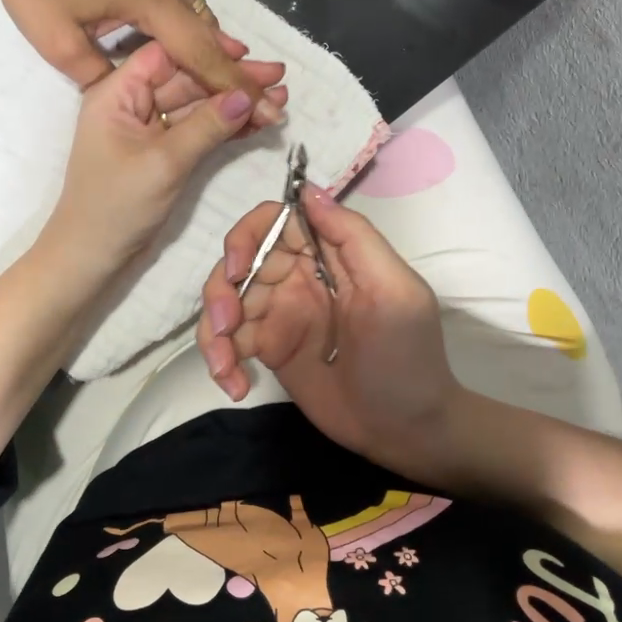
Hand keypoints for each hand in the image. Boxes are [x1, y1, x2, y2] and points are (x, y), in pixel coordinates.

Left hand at [0, 0, 280, 126]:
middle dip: (238, 71)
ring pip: (201, 20)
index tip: (261, 109)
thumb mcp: (58, 43)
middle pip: (211, 35)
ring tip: (245, 83)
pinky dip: (200, 35)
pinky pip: (186, 9)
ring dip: (220, 52)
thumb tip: (128, 94)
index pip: (199, 52)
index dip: (229, 85)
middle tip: (269, 99)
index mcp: (150, 1)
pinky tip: (204, 53)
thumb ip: (100, 76)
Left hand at [39, 37, 288, 278]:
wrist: (92, 256)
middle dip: (232, 80)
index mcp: (116, 92)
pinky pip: (198, 127)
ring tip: (281, 100)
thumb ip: (206, 125)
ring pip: (198, 103)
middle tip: (279, 76)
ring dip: (237, 103)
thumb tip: (248, 94)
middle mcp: (131, 101)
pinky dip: (227, 125)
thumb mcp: (164, 163)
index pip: (166, 55)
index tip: (248, 54)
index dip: (206, 49)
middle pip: (187, 77)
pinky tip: (259, 121)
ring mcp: (148, 126)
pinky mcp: (162, 148)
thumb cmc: (116, 206)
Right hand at [196, 187, 458, 461]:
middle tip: (226, 327)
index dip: (246, 236)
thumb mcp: (394, 291)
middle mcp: (296, 278)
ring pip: (224, 302)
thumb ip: (353, 237)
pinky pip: (228, 342)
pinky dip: (221, 360)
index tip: (237, 269)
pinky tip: (235, 384)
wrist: (407, 431)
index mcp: (326, 256)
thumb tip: (308, 189)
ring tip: (226, 367)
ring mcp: (279, 314)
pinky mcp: (268, 349)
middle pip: (237, 263)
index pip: (273, 223)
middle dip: (221, 291)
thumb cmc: (407, 356)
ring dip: (213, 331)